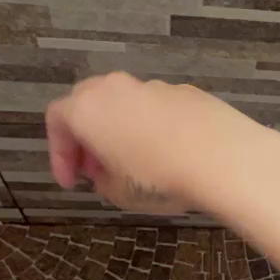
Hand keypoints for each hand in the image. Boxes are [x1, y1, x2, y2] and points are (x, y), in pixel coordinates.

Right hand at [43, 73, 279, 214]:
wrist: (222, 156)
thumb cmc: (159, 177)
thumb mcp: (120, 193)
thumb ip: (102, 181)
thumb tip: (105, 174)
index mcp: (87, 108)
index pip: (57, 122)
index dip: (59, 154)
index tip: (71, 182)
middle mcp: (114, 88)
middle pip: (87, 104)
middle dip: (86, 138)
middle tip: (95, 170)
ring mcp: (150, 86)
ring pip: (122, 105)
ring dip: (118, 131)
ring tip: (132, 165)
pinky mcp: (183, 91)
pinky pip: (154, 109)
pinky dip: (150, 128)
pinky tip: (168, 155)